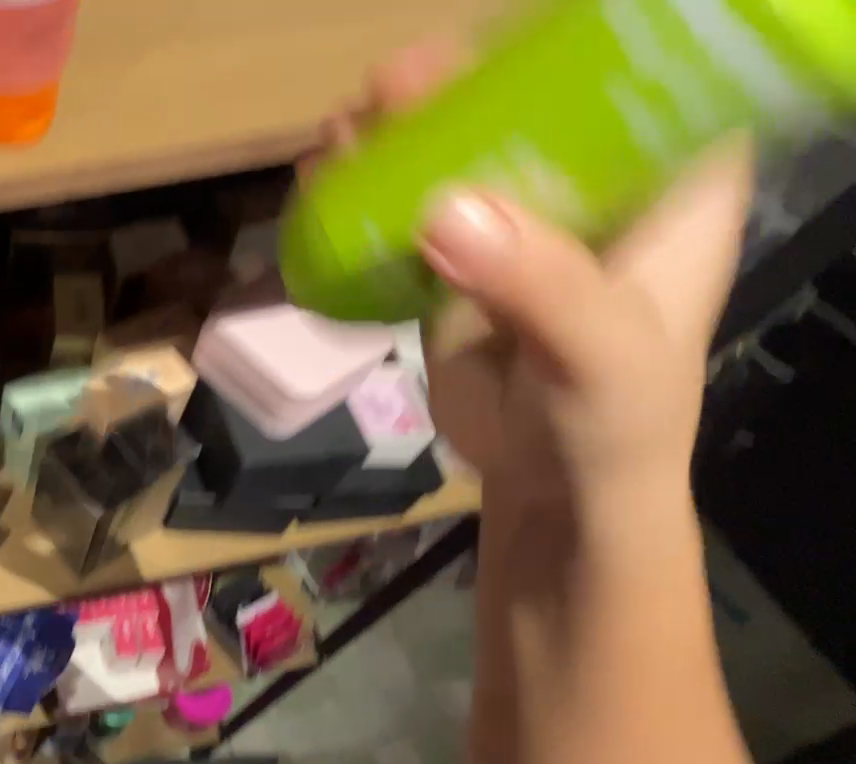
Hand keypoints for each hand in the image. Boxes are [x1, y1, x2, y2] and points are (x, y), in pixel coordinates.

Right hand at [312, 40, 753, 498]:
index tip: (480, 49)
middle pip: (516, 116)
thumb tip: (438, 209)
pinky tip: (321, 190)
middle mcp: (588, 197)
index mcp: (665, 187)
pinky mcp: (455, 278)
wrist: (554, 490)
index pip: (628, 84)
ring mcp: (513, 237)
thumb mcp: (595, 349)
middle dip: (447, 95)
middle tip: (382, 91)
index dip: (558, 52)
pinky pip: (405, 228)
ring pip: (450, 168)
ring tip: (333, 136)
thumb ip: (534, 282)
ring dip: (390, 147)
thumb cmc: (612, 419)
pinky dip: (361, 208)